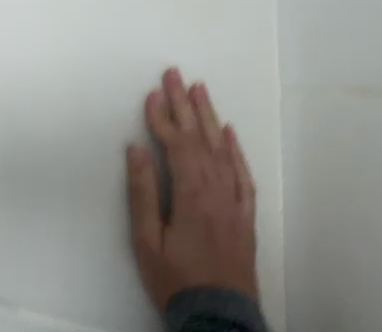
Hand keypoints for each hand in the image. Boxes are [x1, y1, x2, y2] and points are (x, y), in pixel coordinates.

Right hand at [125, 68, 258, 311]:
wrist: (220, 321)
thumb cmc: (175, 280)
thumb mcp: (146, 240)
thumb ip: (143, 192)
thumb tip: (136, 149)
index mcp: (193, 197)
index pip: (177, 146)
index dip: (163, 118)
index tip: (150, 93)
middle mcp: (219, 195)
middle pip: (201, 141)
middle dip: (185, 105)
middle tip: (174, 74)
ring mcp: (235, 205)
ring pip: (223, 152)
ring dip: (209, 118)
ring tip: (199, 90)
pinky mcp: (245, 218)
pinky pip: (242, 176)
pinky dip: (235, 151)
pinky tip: (228, 133)